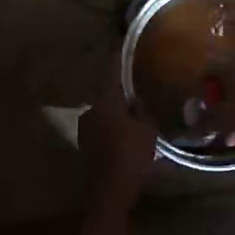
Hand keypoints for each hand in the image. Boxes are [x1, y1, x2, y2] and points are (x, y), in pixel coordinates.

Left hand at [79, 60, 158, 228]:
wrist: (109, 193)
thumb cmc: (130, 158)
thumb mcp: (147, 130)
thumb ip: (142, 110)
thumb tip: (137, 100)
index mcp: (106, 102)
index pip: (112, 72)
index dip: (118, 57)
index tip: (120, 41)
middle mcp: (91, 110)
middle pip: (109, 94)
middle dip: (123, 91)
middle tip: (141, 88)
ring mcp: (86, 129)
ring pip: (107, 112)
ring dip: (120, 112)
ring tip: (139, 114)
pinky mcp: (87, 145)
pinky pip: (105, 127)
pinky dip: (116, 127)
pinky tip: (130, 134)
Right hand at [201, 62, 234, 144]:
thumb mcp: (223, 119)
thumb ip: (205, 119)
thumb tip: (191, 122)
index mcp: (231, 72)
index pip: (208, 70)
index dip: (199, 84)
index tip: (195, 99)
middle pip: (222, 88)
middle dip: (214, 107)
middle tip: (208, 122)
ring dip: (229, 119)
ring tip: (226, 139)